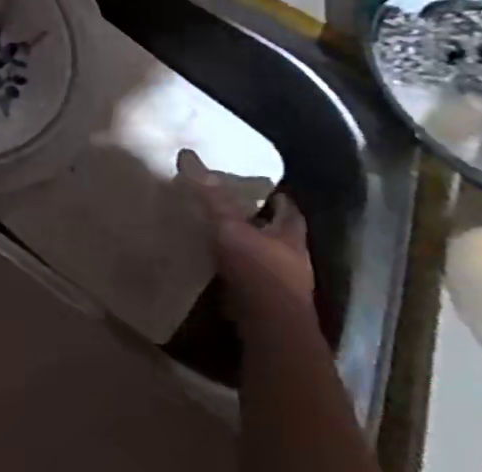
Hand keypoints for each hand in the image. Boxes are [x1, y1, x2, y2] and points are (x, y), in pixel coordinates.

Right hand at [194, 178, 315, 322]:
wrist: (269, 327)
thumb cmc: (257, 269)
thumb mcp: (229, 225)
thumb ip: (210, 194)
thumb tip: (188, 154)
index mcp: (290, 239)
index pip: (290, 213)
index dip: (280, 201)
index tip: (269, 190)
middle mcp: (293, 261)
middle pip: (280, 237)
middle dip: (263, 225)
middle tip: (238, 210)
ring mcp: (283, 287)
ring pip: (267, 260)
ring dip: (251, 249)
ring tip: (223, 237)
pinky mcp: (267, 306)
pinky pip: (252, 280)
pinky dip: (239, 272)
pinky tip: (219, 267)